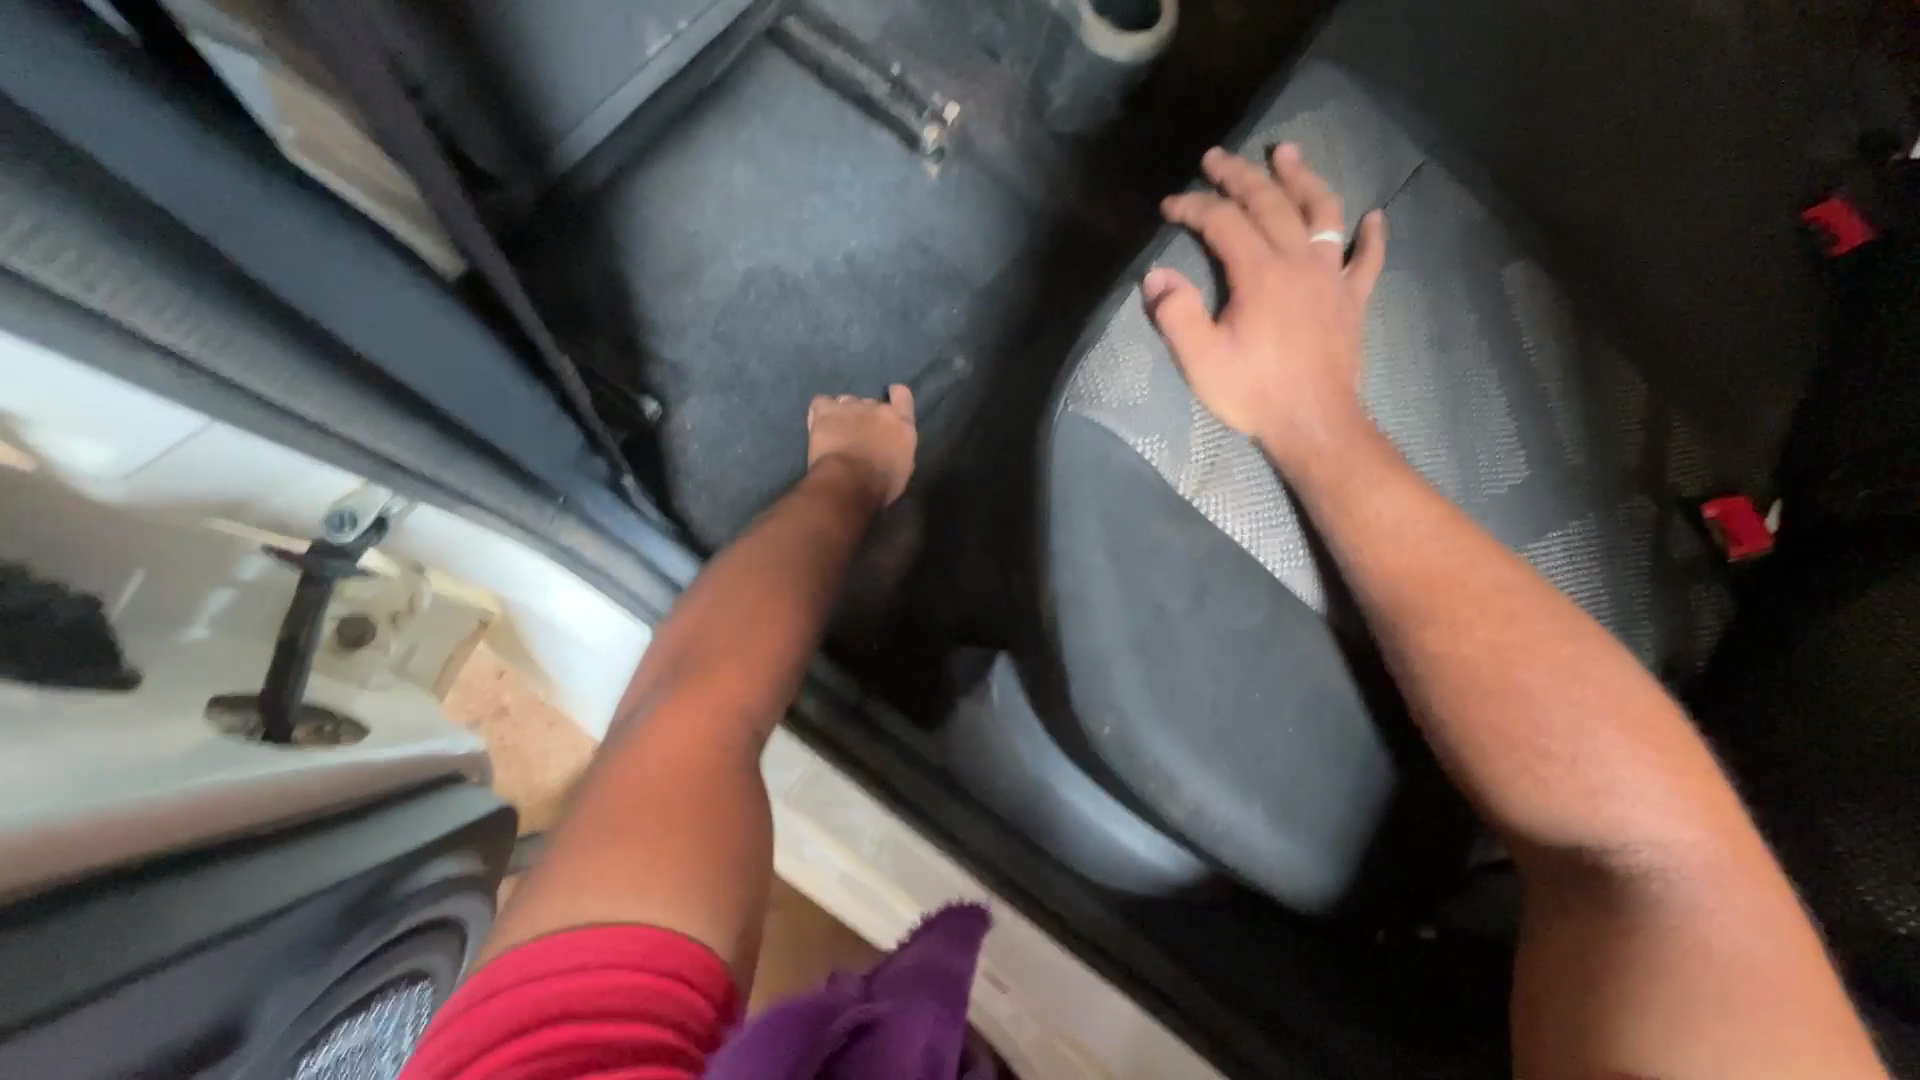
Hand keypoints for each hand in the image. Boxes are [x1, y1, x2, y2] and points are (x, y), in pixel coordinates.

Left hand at [807, 384, 917, 505]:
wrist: (850, 482)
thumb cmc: (882, 483)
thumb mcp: (903, 467)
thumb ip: (898, 447)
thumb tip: (890, 445)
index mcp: (900, 422)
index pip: (902, 395)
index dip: (895, 395)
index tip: (891, 399)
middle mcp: (876, 407)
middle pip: (871, 402)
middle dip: (865, 415)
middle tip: (859, 434)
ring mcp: (850, 406)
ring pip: (846, 402)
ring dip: (843, 413)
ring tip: (837, 432)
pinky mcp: (825, 411)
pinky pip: (821, 403)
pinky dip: (821, 411)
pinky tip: (820, 423)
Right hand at [1145, 144, 1387, 474]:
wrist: (1314, 423)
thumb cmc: (1255, 393)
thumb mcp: (1201, 360)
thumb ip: (1177, 314)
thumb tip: (1156, 277)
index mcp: (1260, 273)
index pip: (1223, 222)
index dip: (1194, 207)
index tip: (1170, 204)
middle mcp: (1299, 261)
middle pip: (1270, 202)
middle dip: (1240, 175)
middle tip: (1217, 157)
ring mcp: (1332, 277)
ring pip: (1322, 212)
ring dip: (1303, 178)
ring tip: (1288, 152)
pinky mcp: (1352, 299)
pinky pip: (1367, 259)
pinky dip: (1372, 235)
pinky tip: (1373, 217)